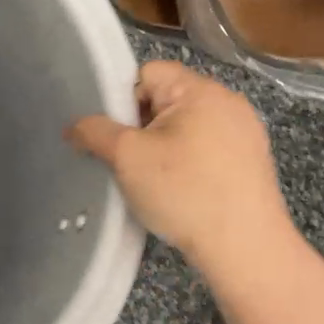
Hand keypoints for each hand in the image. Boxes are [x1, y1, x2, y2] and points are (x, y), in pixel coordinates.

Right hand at [67, 61, 294, 268]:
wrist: (245, 250)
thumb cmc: (185, 192)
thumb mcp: (126, 156)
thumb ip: (93, 130)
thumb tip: (75, 126)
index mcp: (201, 91)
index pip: (146, 72)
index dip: (121, 98)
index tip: (113, 132)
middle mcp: (228, 103)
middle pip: (163, 97)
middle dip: (138, 123)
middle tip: (126, 156)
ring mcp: (244, 133)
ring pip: (181, 124)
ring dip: (158, 144)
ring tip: (149, 175)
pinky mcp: (249, 161)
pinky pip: (202, 146)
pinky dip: (182, 160)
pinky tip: (175, 187)